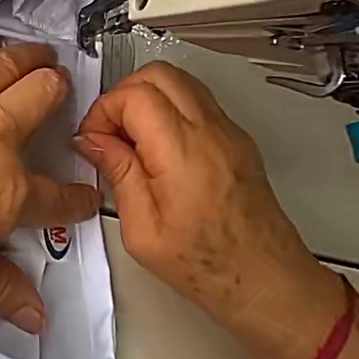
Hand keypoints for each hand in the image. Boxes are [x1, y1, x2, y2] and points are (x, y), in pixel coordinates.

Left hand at [0, 30, 101, 332]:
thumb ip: (0, 289)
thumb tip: (35, 314)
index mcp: (8, 193)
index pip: (58, 198)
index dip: (76, 199)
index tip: (82, 196)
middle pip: (43, 98)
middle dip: (59, 91)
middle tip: (60, 86)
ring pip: (8, 63)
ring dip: (29, 56)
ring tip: (39, 54)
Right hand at [72, 62, 344, 358]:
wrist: (267, 284)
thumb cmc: (209, 266)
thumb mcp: (141, 229)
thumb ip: (116, 173)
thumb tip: (91, 141)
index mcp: (185, 155)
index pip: (134, 96)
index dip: (103, 111)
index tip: (93, 140)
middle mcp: (212, 135)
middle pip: (157, 75)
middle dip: (121, 95)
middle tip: (107, 131)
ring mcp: (229, 133)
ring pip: (178, 80)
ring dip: (144, 97)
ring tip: (128, 137)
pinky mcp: (235, 140)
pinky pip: (194, 100)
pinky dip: (165, 107)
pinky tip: (152, 145)